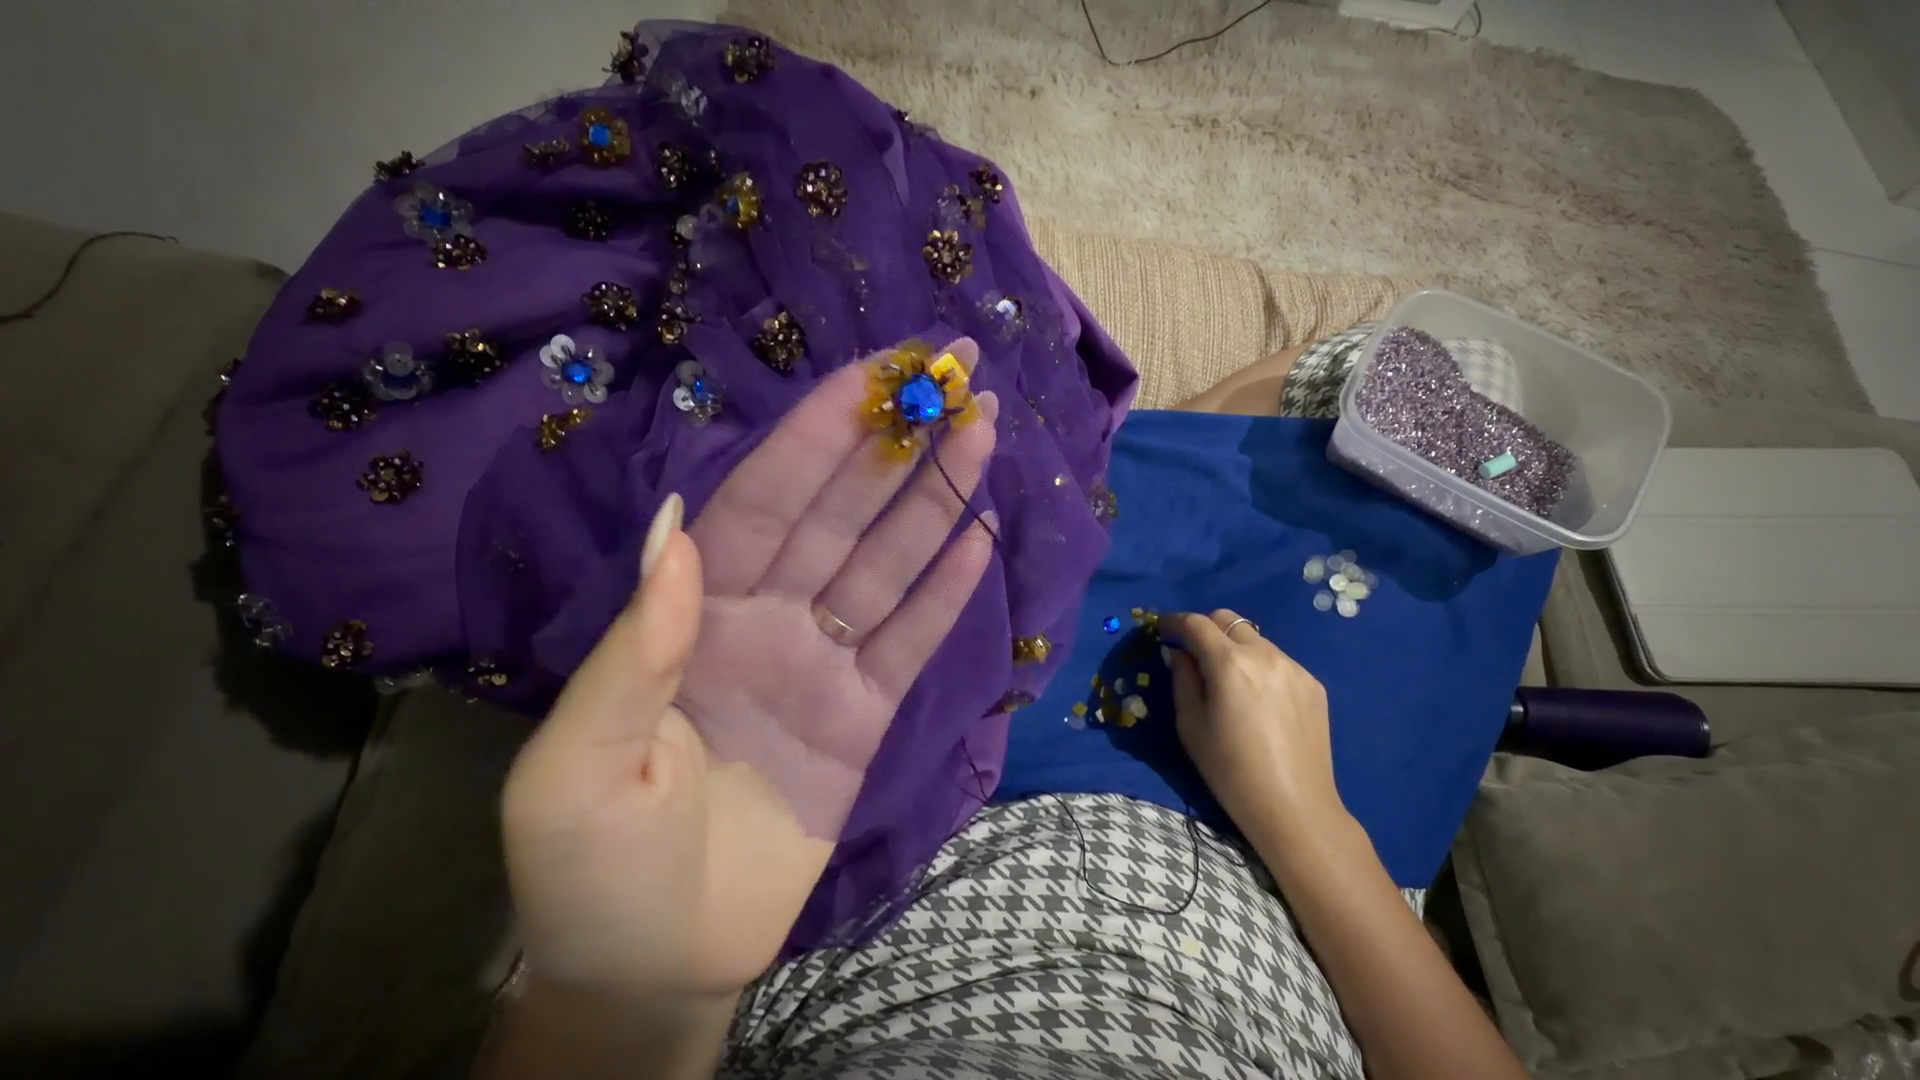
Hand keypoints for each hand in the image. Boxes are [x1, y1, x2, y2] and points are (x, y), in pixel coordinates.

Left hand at [500, 345, 997, 1002]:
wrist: (657, 965)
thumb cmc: (593, 869)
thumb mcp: (580, 765)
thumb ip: (634, 648)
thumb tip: (676, 530)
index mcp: (690, 615)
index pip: (761, 502)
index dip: (814, 436)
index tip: (872, 376)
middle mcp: (761, 621)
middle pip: (838, 515)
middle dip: (893, 445)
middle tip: (957, 377)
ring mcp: (818, 666)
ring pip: (886, 565)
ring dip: (934, 501)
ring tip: (983, 435)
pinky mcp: (862, 718)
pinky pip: (910, 643)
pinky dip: (945, 594)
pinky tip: (980, 540)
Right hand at [1165, 609, 1346, 836]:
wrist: (1294, 806)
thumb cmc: (1230, 770)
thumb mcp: (1191, 724)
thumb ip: (1182, 679)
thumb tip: (1178, 653)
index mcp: (1230, 664)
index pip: (1196, 623)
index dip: (1174, 621)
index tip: (1162, 627)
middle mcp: (1265, 655)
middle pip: (1228, 620)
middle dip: (1205, 627)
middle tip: (1191, 649)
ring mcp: (1294, 667)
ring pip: (1255, 639)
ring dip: (1234, 646)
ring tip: (1226, 678)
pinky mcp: (1313, 684)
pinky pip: (1278, 661)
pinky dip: (1259, 666)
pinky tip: (1257, 699)